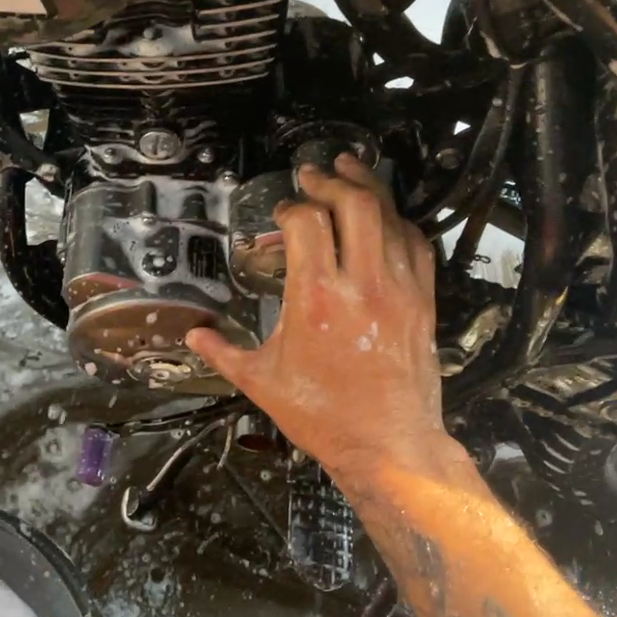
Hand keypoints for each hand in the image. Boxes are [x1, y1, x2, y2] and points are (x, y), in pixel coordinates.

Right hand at [187, 153, 457, 483]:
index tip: (279, 213)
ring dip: (368, 188)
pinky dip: (399, 222)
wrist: (390, 446)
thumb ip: (222, 352)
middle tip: (312, 173)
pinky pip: (418, 245)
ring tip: (349, 170)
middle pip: (355, 205)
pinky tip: (386, 215)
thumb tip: (193, 335)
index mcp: (315, 297)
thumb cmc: (322, 415)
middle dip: (331, 181)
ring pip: (391, 218)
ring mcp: (399, 290)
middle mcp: (361, 284)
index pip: (306, 223)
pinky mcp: (423, 302)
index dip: (289, 208)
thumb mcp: (261, 383)